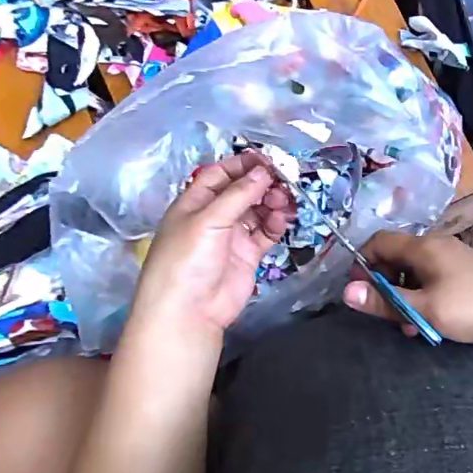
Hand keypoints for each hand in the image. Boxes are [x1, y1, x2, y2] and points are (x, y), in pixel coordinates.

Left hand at [127, 153, 294, 345]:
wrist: (188, 312)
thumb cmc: (186, 260)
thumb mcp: (208, 220)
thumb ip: (238, 194)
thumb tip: (264, 171)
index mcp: (195, 202)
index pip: (221, 174)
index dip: (244, 164)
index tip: (269, 160)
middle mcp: (214, 216)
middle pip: (244, 190)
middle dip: (264, 183)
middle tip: (285, 182)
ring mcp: (232, 235)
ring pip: (258, 210)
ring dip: (273, 202)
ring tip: (285, 202)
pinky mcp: (248, 254)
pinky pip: (266, 232)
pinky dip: (277, 223)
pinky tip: (284, 219)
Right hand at [340, 231, 472, 346]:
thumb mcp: (425, 310)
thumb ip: (385, 301)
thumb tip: (345, 291)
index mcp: (424, 247)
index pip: (379, 241)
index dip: (362, 263)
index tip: (360, 293)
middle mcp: (438, 245)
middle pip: (395, 255)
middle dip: (384, 284)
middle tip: (386, 315)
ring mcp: (454, 257)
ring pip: (414, 270)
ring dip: (404, 295)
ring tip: (409, 326)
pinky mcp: (466, 272)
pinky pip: (432, 278)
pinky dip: (423, 296)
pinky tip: (431, 321)